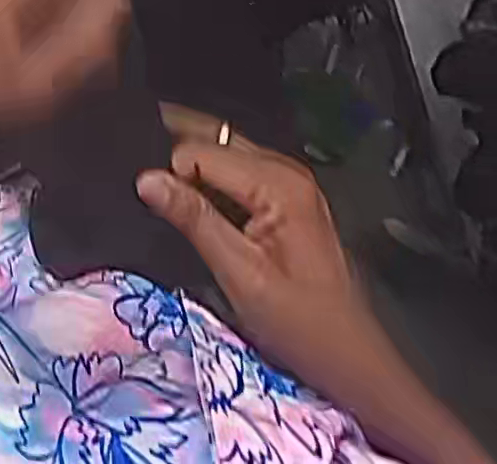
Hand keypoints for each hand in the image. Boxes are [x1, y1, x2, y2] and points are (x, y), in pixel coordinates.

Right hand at [136, 113, 494, 463]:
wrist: (351, 358)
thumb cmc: (301, 324)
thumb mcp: (240, 275)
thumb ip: (193, 219)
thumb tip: (146, 179)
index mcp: (277, 182)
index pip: (200, 151)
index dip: (172, 175)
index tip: (158, 206)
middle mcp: (284, 168)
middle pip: (213, 137)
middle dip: (175, 154)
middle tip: (146, 182)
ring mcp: (287, 178)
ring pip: (221, 148)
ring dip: (190, 164)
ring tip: (164, 192)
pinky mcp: (284, 192)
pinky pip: (235, 168)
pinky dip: (208, 178)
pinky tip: (193, 201)